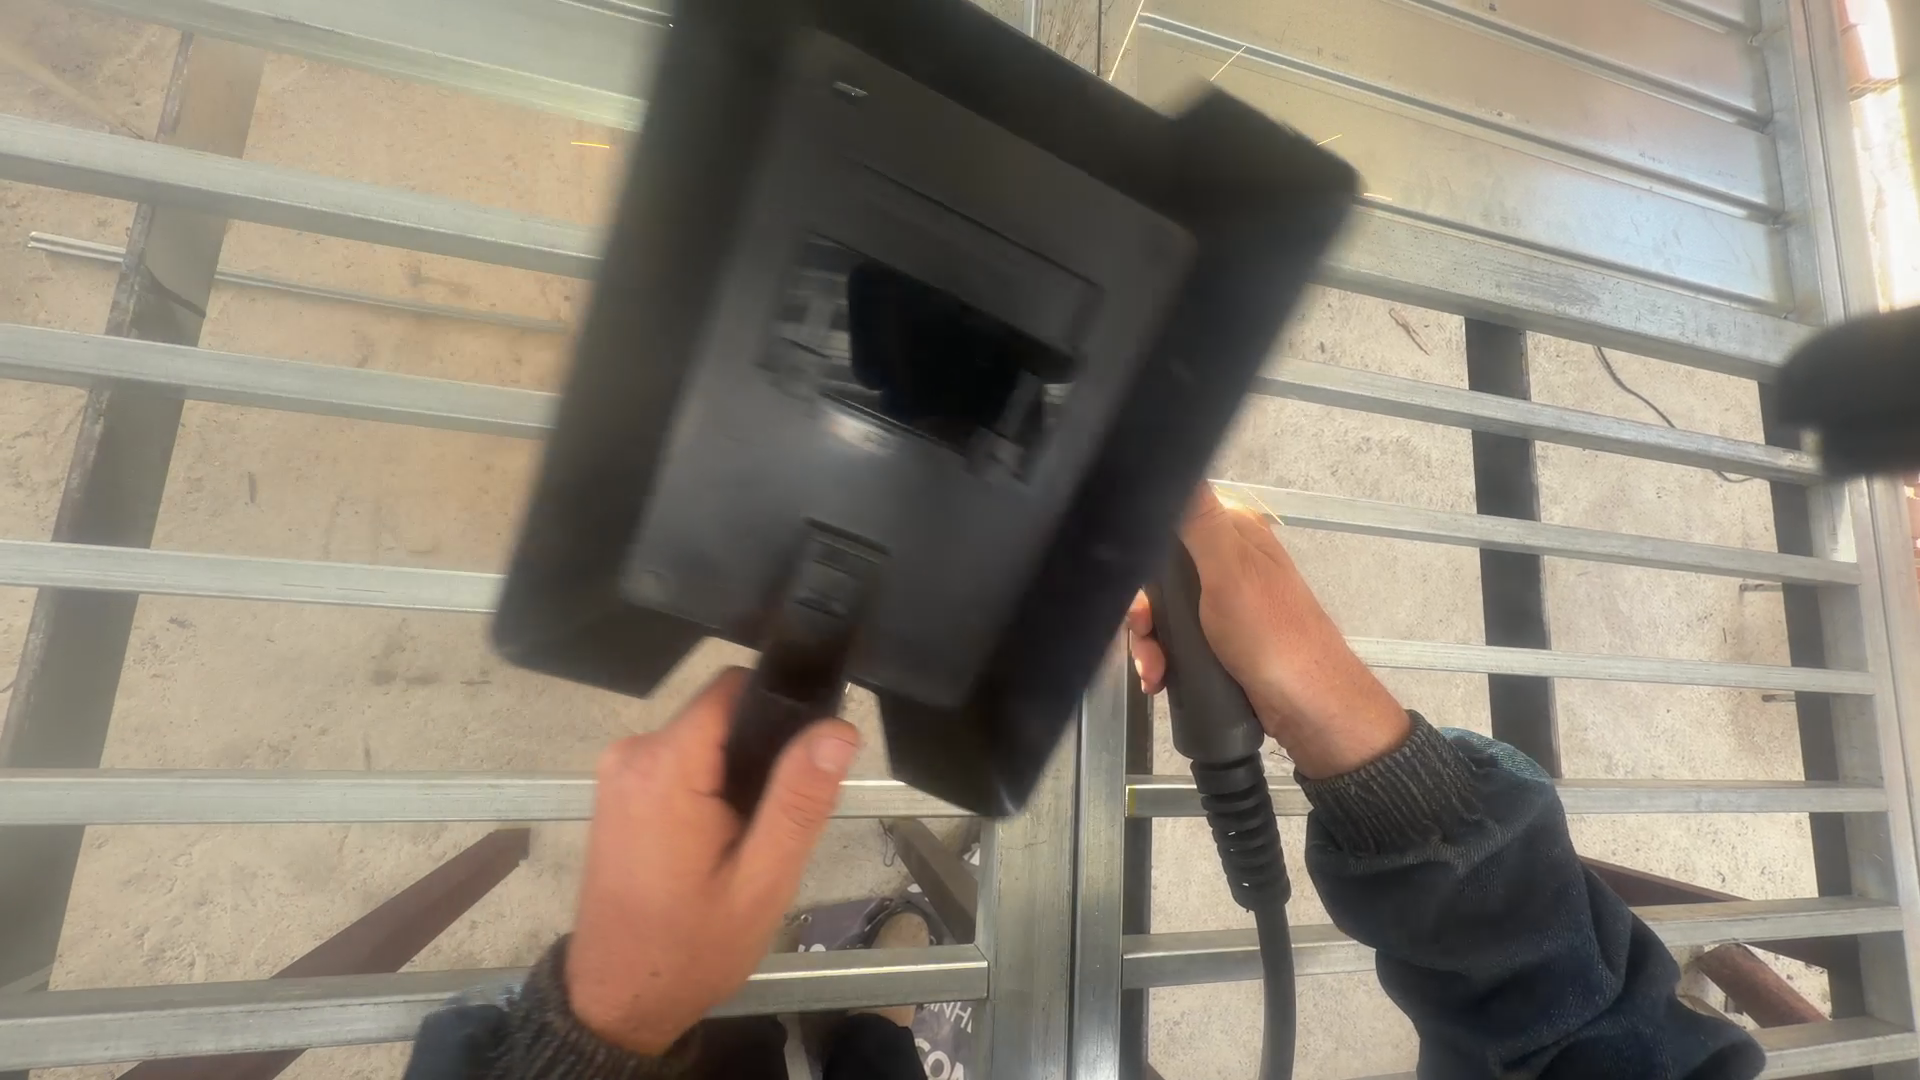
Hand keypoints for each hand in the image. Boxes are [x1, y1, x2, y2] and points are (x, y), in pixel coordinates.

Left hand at [566, 669, 859, 1052]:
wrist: (618, 1004)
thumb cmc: (691, 947)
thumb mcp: (763, 880)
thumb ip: (799, 798)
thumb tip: (837, 730)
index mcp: (666, 765)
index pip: (736, 687)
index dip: (781, 707)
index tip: (807, 752)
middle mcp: (634, 752)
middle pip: (724, 711)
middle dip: (763, 748)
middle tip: (781, 812)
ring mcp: (622, 769)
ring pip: (709, 734)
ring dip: (740, 768)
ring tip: (755, 828)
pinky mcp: (622, 788)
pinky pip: (686, 757)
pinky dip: (715, 781)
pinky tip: (725, 830)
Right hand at [1128, 484, 1409, 778]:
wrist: (1306, 710)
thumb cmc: (1269, 635)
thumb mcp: (1229, 571)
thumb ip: (1199, 520)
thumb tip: (1174, 462)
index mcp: (1232, 533)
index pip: (1172, 516)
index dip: (1144, 542)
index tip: (1132, 576)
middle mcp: (1224, 562)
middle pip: (1157, 570)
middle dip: (1142, 608)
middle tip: (1143, 632)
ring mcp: (1219, 603)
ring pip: (1161, 609)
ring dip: (1148, 641)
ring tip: (1153, 670)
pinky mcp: (1215, 639)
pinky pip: (1172, 638)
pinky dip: (1160, 658)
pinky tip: (1158, 677)